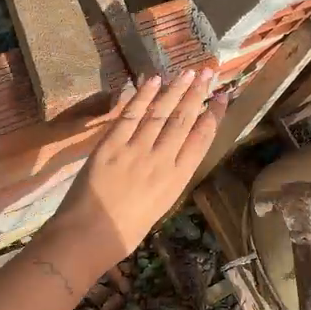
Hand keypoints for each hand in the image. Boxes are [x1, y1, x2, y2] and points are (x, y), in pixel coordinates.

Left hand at [58, 70, 224, 259]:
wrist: (88, 237)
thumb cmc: (125, 231)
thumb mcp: (160, 204)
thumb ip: (169, 176)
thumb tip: (174, 152)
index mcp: (177, 179)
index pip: (201, 139)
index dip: (213, 115)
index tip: (222, 97)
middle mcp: (161, 161)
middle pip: (183, 120)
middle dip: (197, 94)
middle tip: (209, 73)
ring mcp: (135, 151)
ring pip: (161, 113)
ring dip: (175, 89)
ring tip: (188, 72)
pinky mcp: (111, 145)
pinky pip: (131, 115)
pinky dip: (143, 96)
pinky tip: (154, 81)